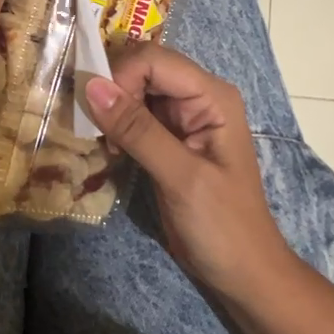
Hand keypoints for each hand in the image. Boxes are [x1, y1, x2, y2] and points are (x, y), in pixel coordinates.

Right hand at [83, 45, 294, 296]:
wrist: (242, 273)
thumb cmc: (223, 226)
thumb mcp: (181, 177)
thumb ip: (137, 130)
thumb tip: (91, 86)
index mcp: (212, 96)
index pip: (153, 59)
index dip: (120, 77)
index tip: (97, 114)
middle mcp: (197, 97)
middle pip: (141, 69)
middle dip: (111, 91)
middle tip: (94, 130)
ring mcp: (181, 118)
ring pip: (132, 91)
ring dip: (109, 110)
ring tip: (102, 144)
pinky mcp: (165, 139)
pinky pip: (132, 116)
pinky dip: (114, 127)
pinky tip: (109, 151)